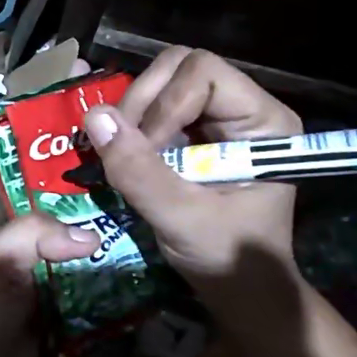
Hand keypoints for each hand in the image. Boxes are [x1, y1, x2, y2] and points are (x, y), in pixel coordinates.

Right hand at [81, 47, 302, 295]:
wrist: (239, 289)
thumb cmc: (227, 257)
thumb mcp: (181, 218)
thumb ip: (140, 171)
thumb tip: (94, 117)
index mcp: (261, 121)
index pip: (203, 73)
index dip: (166, 103)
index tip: (147, 150)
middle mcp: (240, 108)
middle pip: (179, 66)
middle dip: (142, 102)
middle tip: (124, 146)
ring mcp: (213, 119)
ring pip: (160, 83)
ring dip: (131, 115)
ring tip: (123, 155)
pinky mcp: (190, 133)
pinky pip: (151, 109)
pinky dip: (129, 127)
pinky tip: (124, 156)